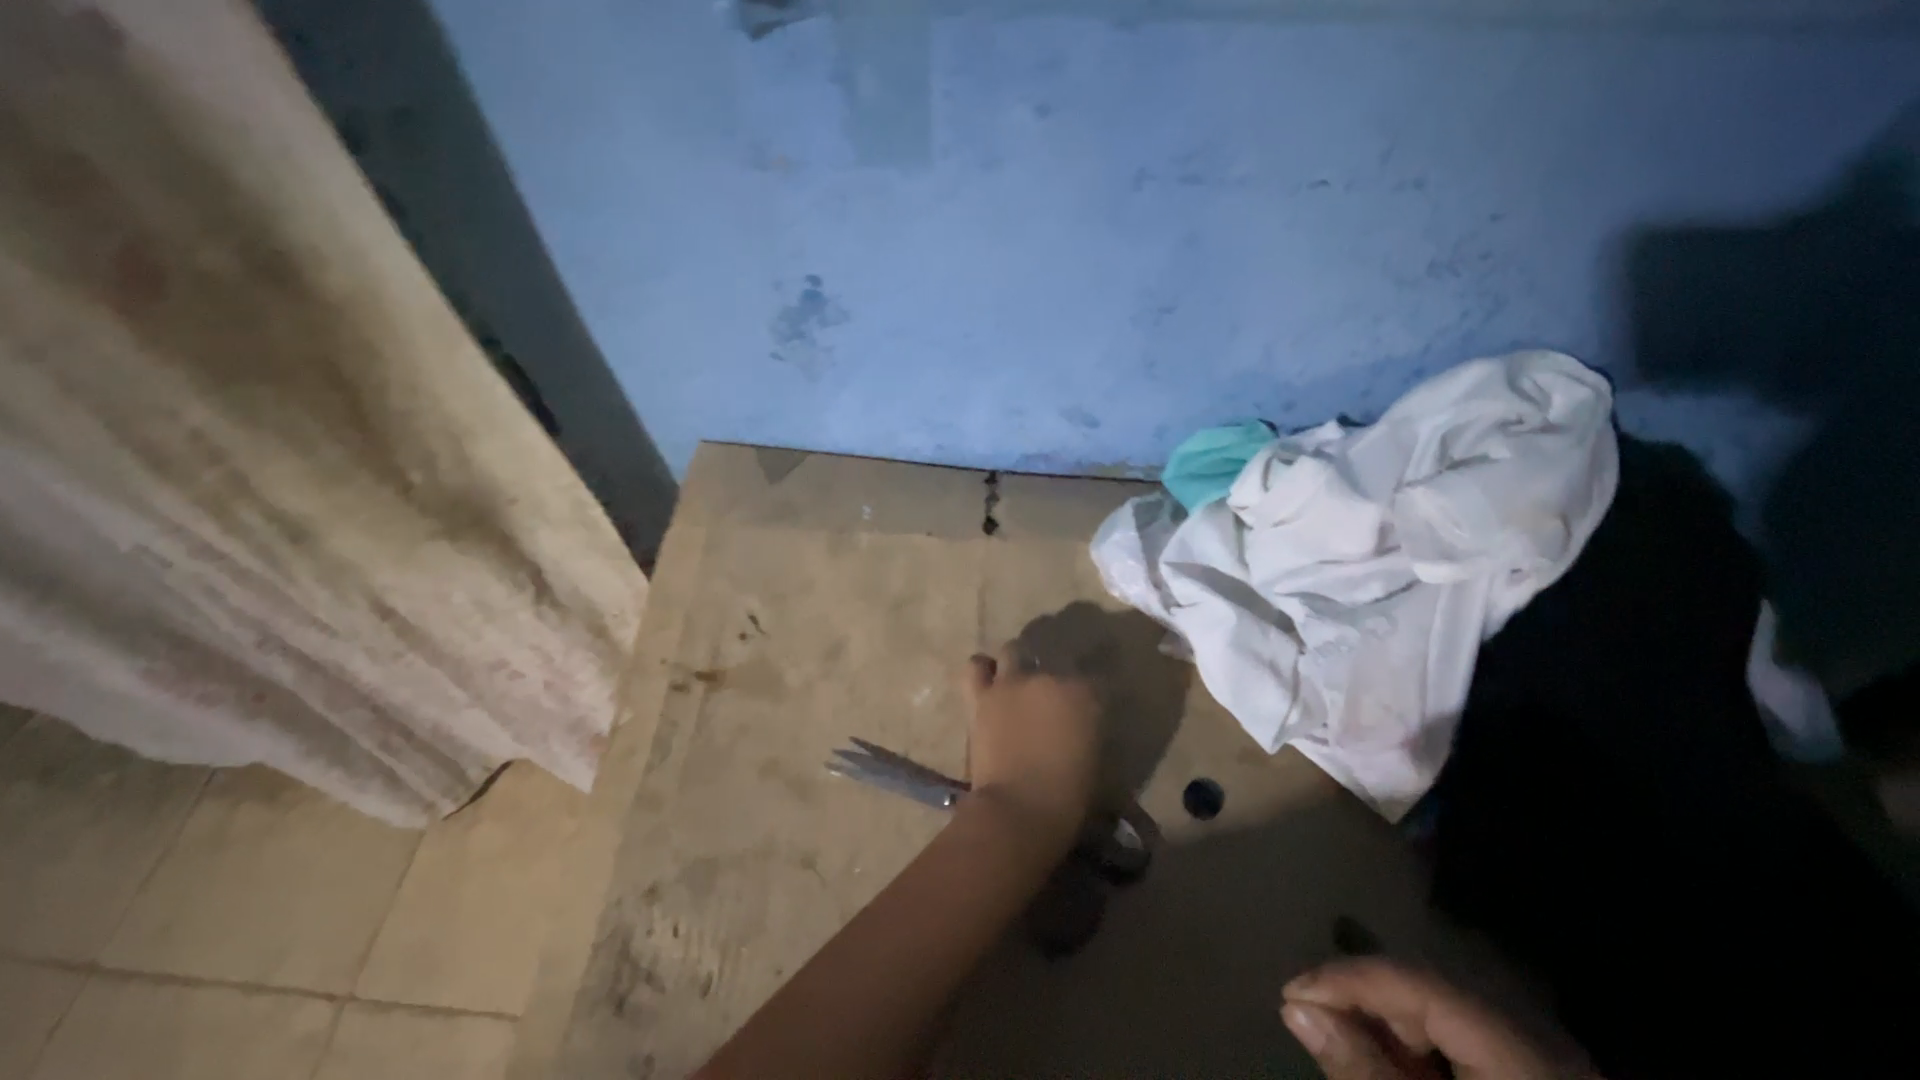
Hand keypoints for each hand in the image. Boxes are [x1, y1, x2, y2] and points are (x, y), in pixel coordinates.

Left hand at [963, 644, 1101, 845]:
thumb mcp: (1098, 765)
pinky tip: (988, 683)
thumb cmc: (1068, 798)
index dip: (1089, 698)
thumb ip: (1091, 736)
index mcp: (1087, 695)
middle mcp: (1050, 679)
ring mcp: (1013, 683)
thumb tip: (1082, 732)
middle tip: (1050, 708)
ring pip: (1013, 652)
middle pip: (1053, 663)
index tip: (1087, 714)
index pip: (1094, 682)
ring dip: (1017, 665)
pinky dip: (982, 671)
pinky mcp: (982, 696)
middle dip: (1053, 682)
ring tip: (1016, 686)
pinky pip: (976, 667)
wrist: (1019, 810)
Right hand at [1281, 959, 1587, 1079]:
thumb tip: (1297, 1008)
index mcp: (1521, 1053)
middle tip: (1310, 1018)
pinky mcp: (1543, 1077)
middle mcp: (1544, 1044)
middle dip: (1368, 1001)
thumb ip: (1364, 1072)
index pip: (1422, 985)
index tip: (1290, 995)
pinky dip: (1424, 1049)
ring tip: (1345, 1044)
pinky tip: (1394, 1065)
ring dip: (1392, 1024)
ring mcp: (1551, 1063)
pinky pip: (1472, 1043)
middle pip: (1437, 993)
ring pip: (1452, 1016)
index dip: (1350, 979)